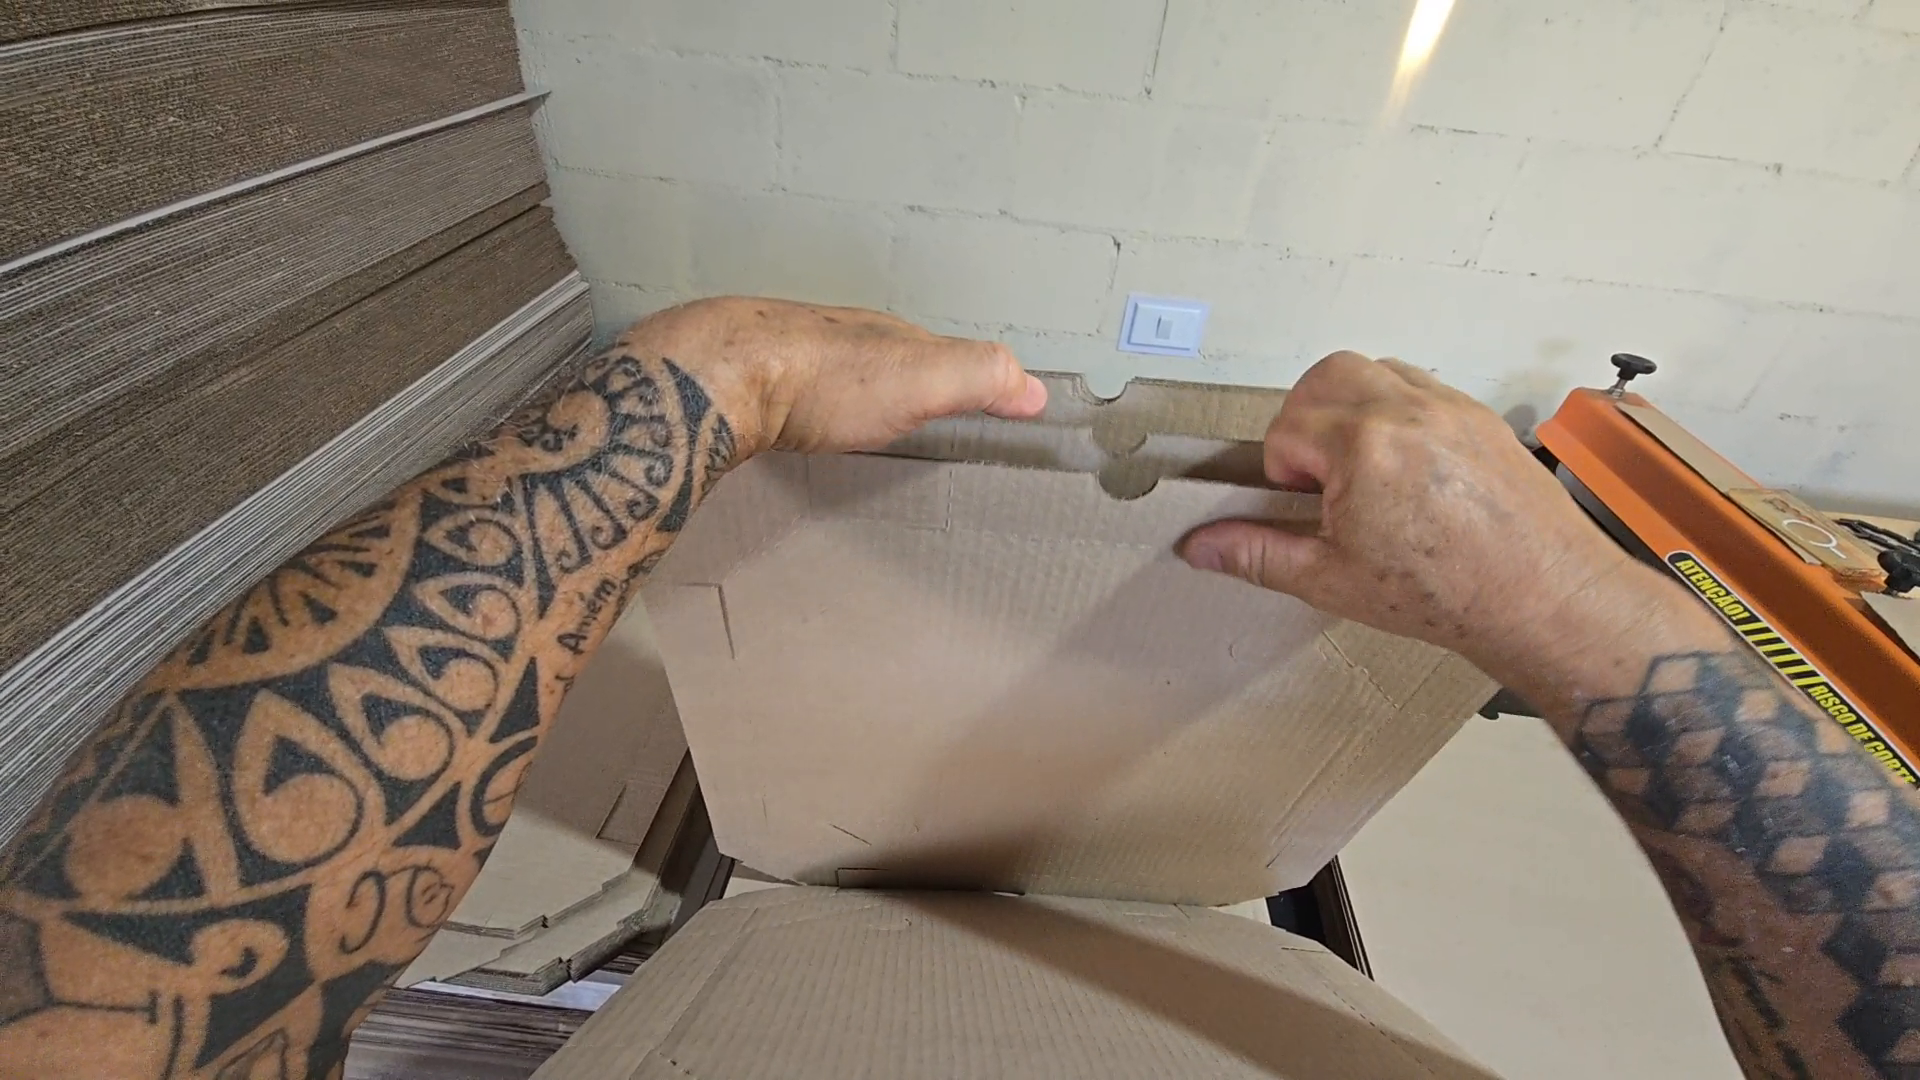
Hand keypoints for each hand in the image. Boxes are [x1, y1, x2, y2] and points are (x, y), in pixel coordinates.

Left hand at [619, 297, 1047, 455]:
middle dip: (915, 381)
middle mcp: (849, 336)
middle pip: (894, 357)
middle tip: (931, 416)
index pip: (945, 354)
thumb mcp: (922, 379)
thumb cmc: (829, 382)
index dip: (970, 378)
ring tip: (875, 419)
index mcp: (893, 337)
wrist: (729, 375)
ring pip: (847, 368)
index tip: (987, 404)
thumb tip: (1038, 389)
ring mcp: (800, 352)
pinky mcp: (759, 377)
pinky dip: (821, 399)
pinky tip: (812, 416)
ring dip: (865, 389)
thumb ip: (979, 376)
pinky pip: (805, 384)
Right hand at [1179, 351, 1678, 682]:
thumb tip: (1197, 547)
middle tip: (1319, 471)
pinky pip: (1419, 383)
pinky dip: (1392, 406)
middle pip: (1324, 376)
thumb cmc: (1442, 592)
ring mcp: (1449, 408)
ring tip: (1356, 462)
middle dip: (1304, 419)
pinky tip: (1400, 461)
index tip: (1308, 504)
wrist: (1545, 598)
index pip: (1285, 429)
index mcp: (1363, 447)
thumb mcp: (1328, 579)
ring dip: (1347, 405)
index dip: (1283, 470)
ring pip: (1372, 369)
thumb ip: (1254, 553)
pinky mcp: (1479, 416)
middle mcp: (1406, 411)